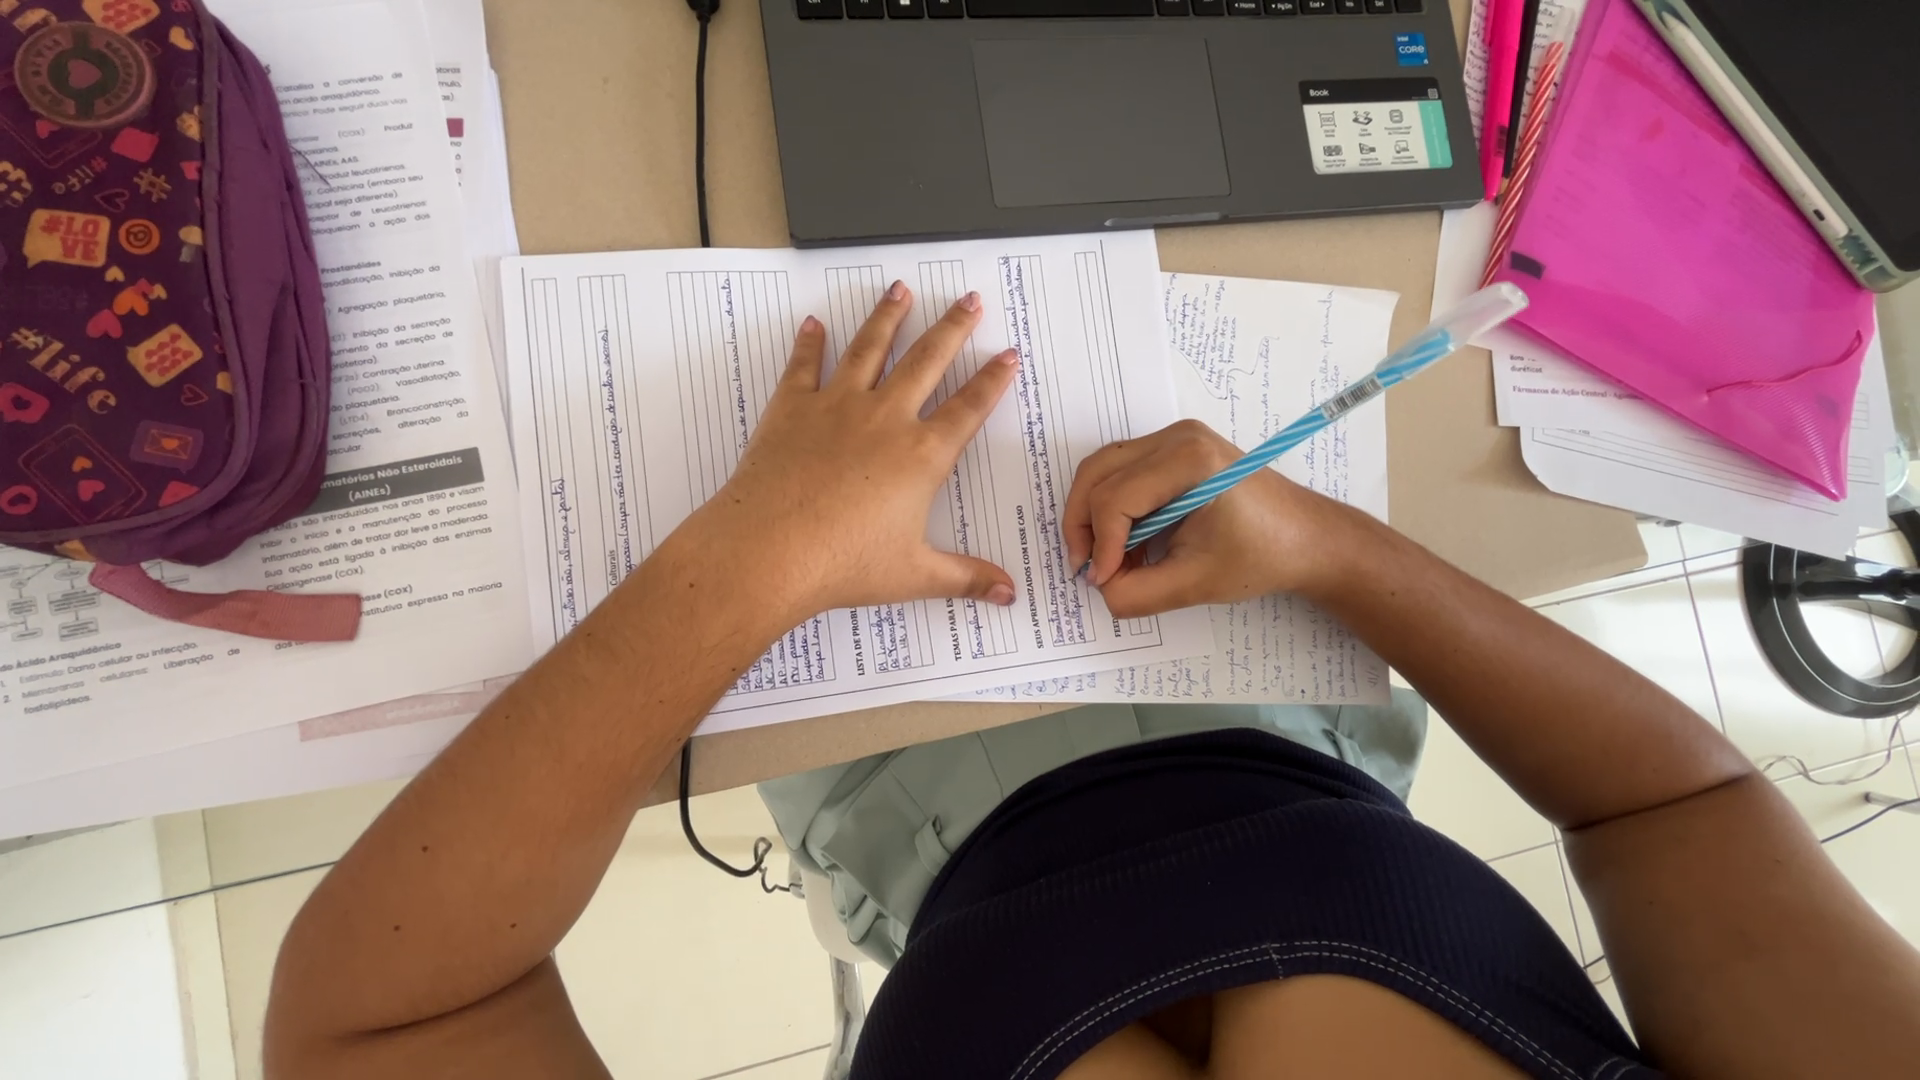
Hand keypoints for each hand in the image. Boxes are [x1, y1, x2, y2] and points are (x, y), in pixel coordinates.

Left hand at [684, 281, 1020, 618]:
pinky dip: (808, 344)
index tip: (1008, 354)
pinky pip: (803, 366)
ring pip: (870, 348)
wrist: (769, 551)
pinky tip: (813, 324)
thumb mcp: (915, 575)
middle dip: (953, 327)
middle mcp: (884, 420)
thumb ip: (966, 578)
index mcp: (921, 456)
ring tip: (901, 288)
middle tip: (968, 299)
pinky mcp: (791, 409)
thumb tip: (1008, 593)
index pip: (969, 408)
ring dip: (889, 317)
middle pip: (927, 361)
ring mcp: (837, 408)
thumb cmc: (843, 564)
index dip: (993, 380)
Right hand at [1063, 420, 1357, 617]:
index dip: (1101, 545)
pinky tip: (1124, 546)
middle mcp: (1176, 437)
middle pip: (1097, 475)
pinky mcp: (1171, 451)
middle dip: (1082, 525)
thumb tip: (1099, 588)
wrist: (1307, 539)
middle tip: (1084, 568)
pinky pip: (1120, 474)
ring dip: (1092, 516)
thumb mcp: (1194, 584)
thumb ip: (1136, 593)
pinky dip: (1110, 510)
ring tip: (1103, 559)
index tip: (1103, 582)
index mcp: (1189, 459)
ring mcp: (1173, 439)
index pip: (1115, 498)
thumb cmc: (1262, 558)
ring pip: (1101, 471)